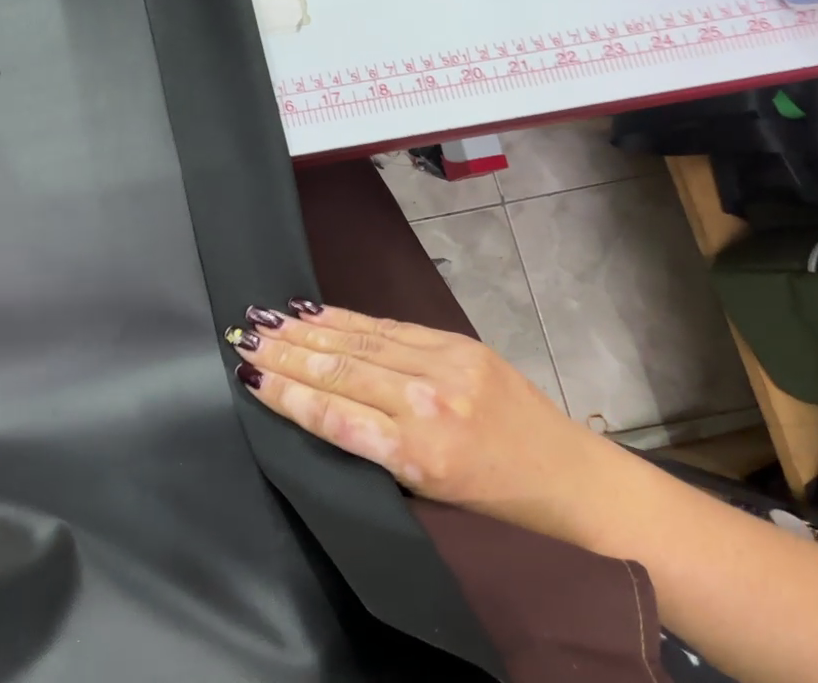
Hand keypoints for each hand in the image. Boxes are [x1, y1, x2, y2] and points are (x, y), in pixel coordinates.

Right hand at [229, 301, 621, 536]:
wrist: (575, 482)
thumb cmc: (495, 506)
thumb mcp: (425, 494)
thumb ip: (371, 451)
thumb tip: (312, 408)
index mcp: (420, 456)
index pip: (333, 416)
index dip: (286, 393)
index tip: (248, 374)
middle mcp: (430, 404)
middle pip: (339, 371)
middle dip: (285, 352)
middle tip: (243, 335)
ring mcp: (447, 366)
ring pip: (358, 342)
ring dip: (305, 330)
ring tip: (265, 318)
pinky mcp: (459, 344)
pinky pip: (388, 327)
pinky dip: (344, 319)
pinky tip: (313, 312)